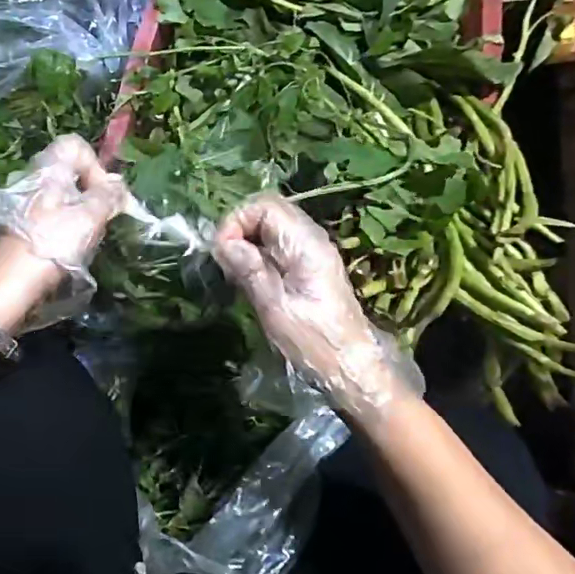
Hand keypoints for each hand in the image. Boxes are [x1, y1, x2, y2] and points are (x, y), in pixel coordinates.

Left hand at [0, 135, 125, 329]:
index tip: (104, 194)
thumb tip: (119, 185)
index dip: (96, 165)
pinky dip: (69, 227)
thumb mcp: (87, 219)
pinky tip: (71, 250)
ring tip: (88, 239)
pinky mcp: (25, 228)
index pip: (75, 145)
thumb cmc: (49, 247)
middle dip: (94, 193)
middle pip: (72, 172)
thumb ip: (108, 197)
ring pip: (66, 197)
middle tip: (102, 220)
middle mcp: (34, 182)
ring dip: (84, 214)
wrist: (7, 288)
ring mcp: (28, 206)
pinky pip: (55, 217)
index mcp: (47, 171)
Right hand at [214, 194, 419, 415]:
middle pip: (267, 211)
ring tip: (233, 270)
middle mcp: (311, 239)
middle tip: (224, 260)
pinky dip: (256, 253)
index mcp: (306, 245)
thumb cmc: (315, 342)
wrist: (352, 367)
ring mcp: (310, 252)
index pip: (265, 206)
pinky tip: (248, 278)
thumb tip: (223, 242)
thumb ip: (249, 270)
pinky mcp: (306, 266)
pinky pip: (275, 244)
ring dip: (245, 241)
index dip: (236, 220)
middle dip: (238, 228)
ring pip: (269, 227)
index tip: (222, 251)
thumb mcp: (275, 308)